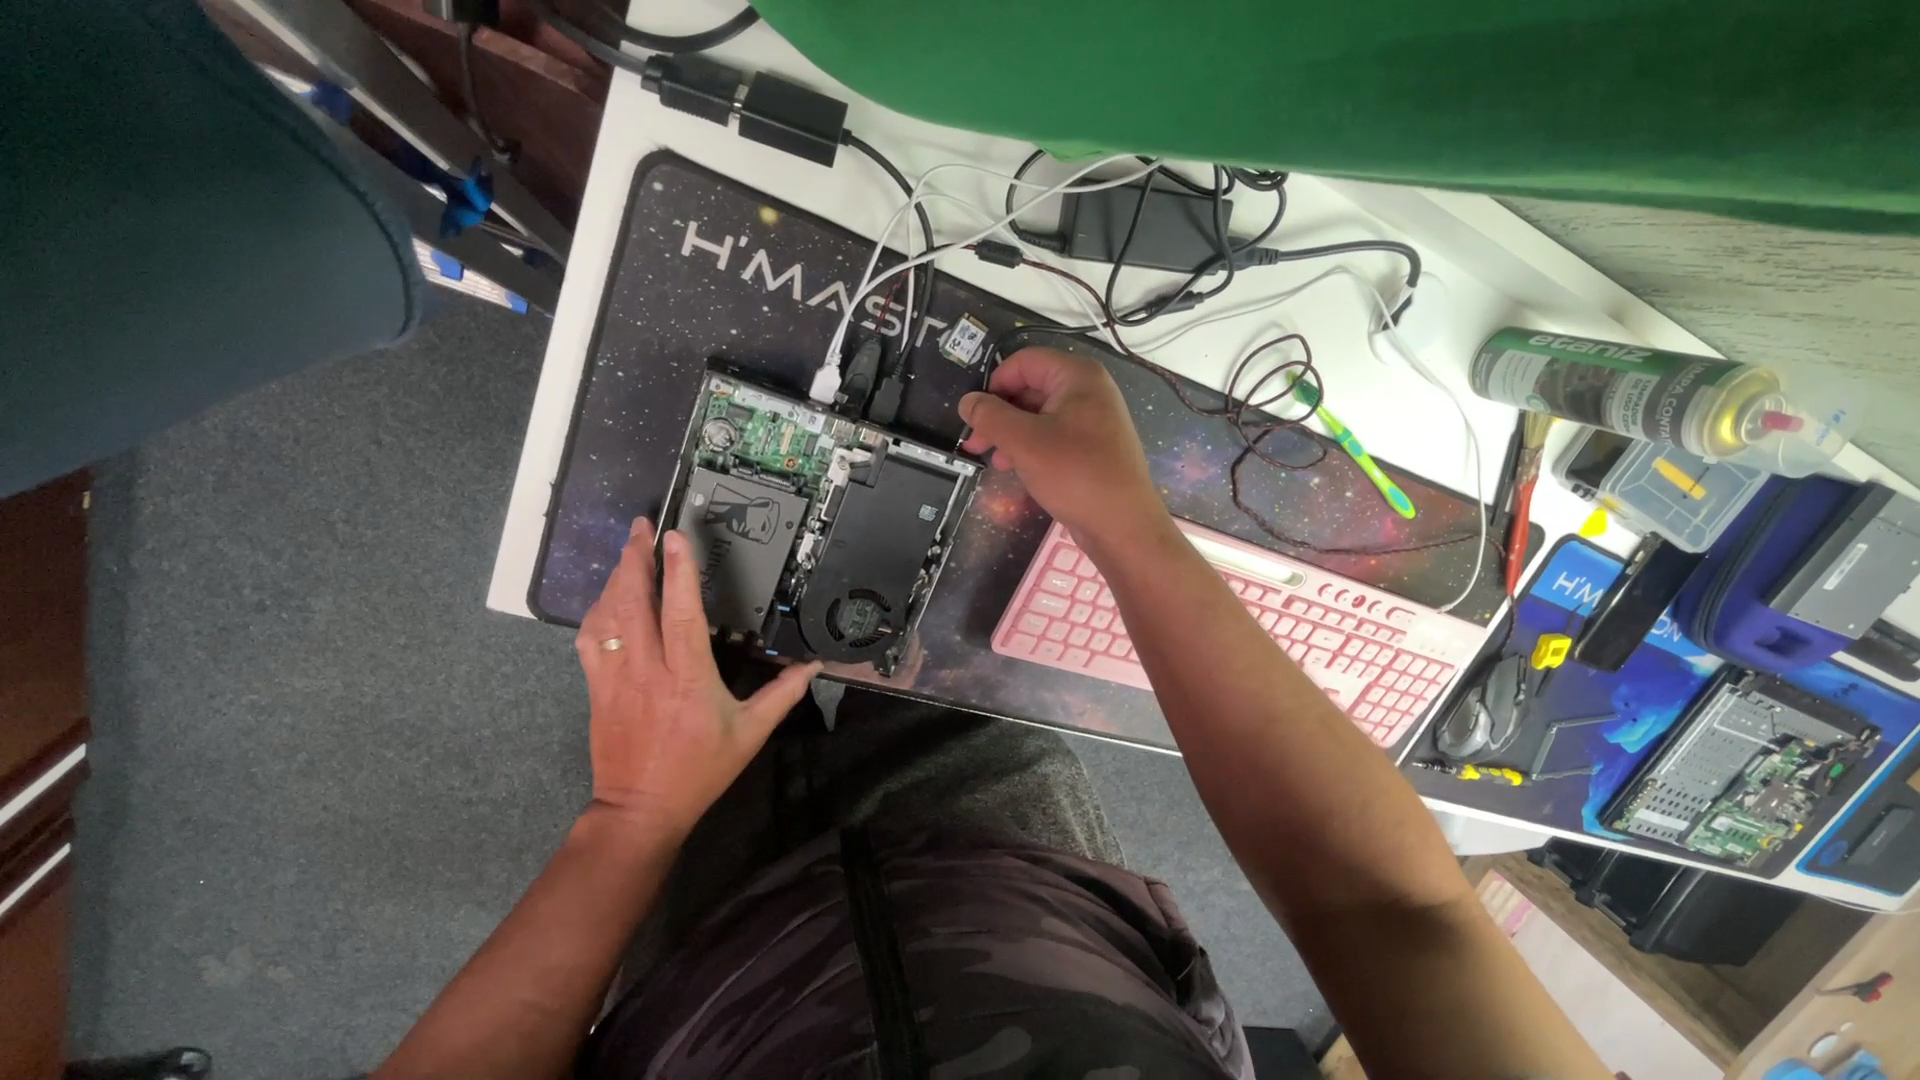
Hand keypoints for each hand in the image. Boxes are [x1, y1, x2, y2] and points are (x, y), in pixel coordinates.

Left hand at [575, 519, 819, 838]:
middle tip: (641, 526)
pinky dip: (597, 610)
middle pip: (634, 602)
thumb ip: (783, 694)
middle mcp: (647, 669)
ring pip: (608, 615)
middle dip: (635, 558)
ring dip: (616, 577)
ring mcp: (615, 677)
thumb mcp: (750, 734)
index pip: (681, 614)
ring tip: (628, 550)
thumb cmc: (700, 769)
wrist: (641, 807)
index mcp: (688, 678)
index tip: (675, 537)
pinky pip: (589, 639)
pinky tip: (607, 597)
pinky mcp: (595, 687)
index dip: (679, 572)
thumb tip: (814, 665)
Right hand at [959, 347, 1164, 541]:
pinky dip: (1030, 447)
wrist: (1122, 525)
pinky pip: (1053, 436)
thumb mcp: (1024, 442)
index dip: (995, 385)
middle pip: (1031, 388)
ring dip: (1011, 434)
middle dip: (999, 414)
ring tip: (993, 461)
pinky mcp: (1092, 447)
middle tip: (975, 443)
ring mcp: (1093, 420)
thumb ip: (990, 416)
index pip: (1024, 362)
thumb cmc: (1074, 474)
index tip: (976, 415)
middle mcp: (1088, 391)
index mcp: (1077, 376)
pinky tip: (1015, 468)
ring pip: (1039, 416)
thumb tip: (967, 401)